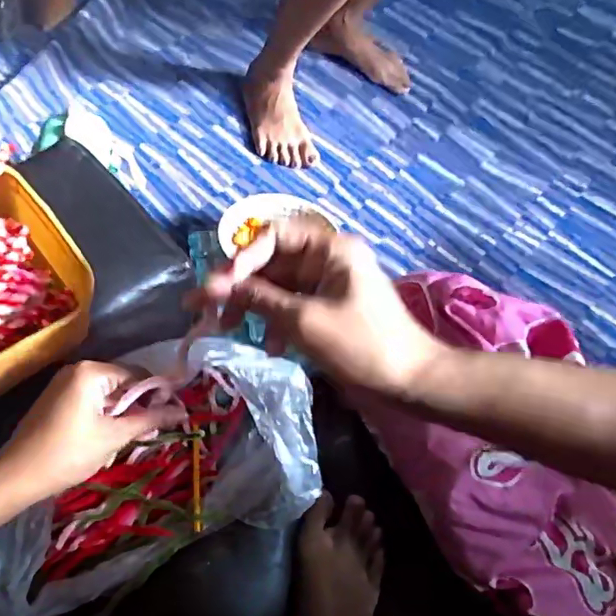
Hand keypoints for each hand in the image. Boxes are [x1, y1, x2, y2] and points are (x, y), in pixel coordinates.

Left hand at [0, 361, 186, 499]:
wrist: (19, 474)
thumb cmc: (69, 453)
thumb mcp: (114, 436)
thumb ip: (149, 420)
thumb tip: (182, 411)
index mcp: (91, 372)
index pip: (137, 375)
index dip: (157, 395)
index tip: (172, 416)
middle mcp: (77, 369)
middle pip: (121, 383)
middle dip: (139, 406)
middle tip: (153, 431)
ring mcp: (63, 383)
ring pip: (106, 394)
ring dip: (122, 413)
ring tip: (134, 437)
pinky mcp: (56, 399)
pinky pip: (90, 400)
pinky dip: (104, 415)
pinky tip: (110, 436)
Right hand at [190, 217, 444, 397]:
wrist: (410, 380)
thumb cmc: (361, 344)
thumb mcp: (304, 320)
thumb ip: (258, 299)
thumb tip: (215, 287)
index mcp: (330, 248)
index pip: (273, 235)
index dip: (241, 258)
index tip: (218, 287)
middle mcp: (327, 259)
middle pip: (270, 262)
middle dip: (239, 286)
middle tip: (206, 310)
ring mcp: (328, 284)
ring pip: (276, 286)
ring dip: (253, 307)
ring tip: (229, 330)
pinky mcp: (327, 309)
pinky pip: (290, 306)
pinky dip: (275, 323)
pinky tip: (270, 347)